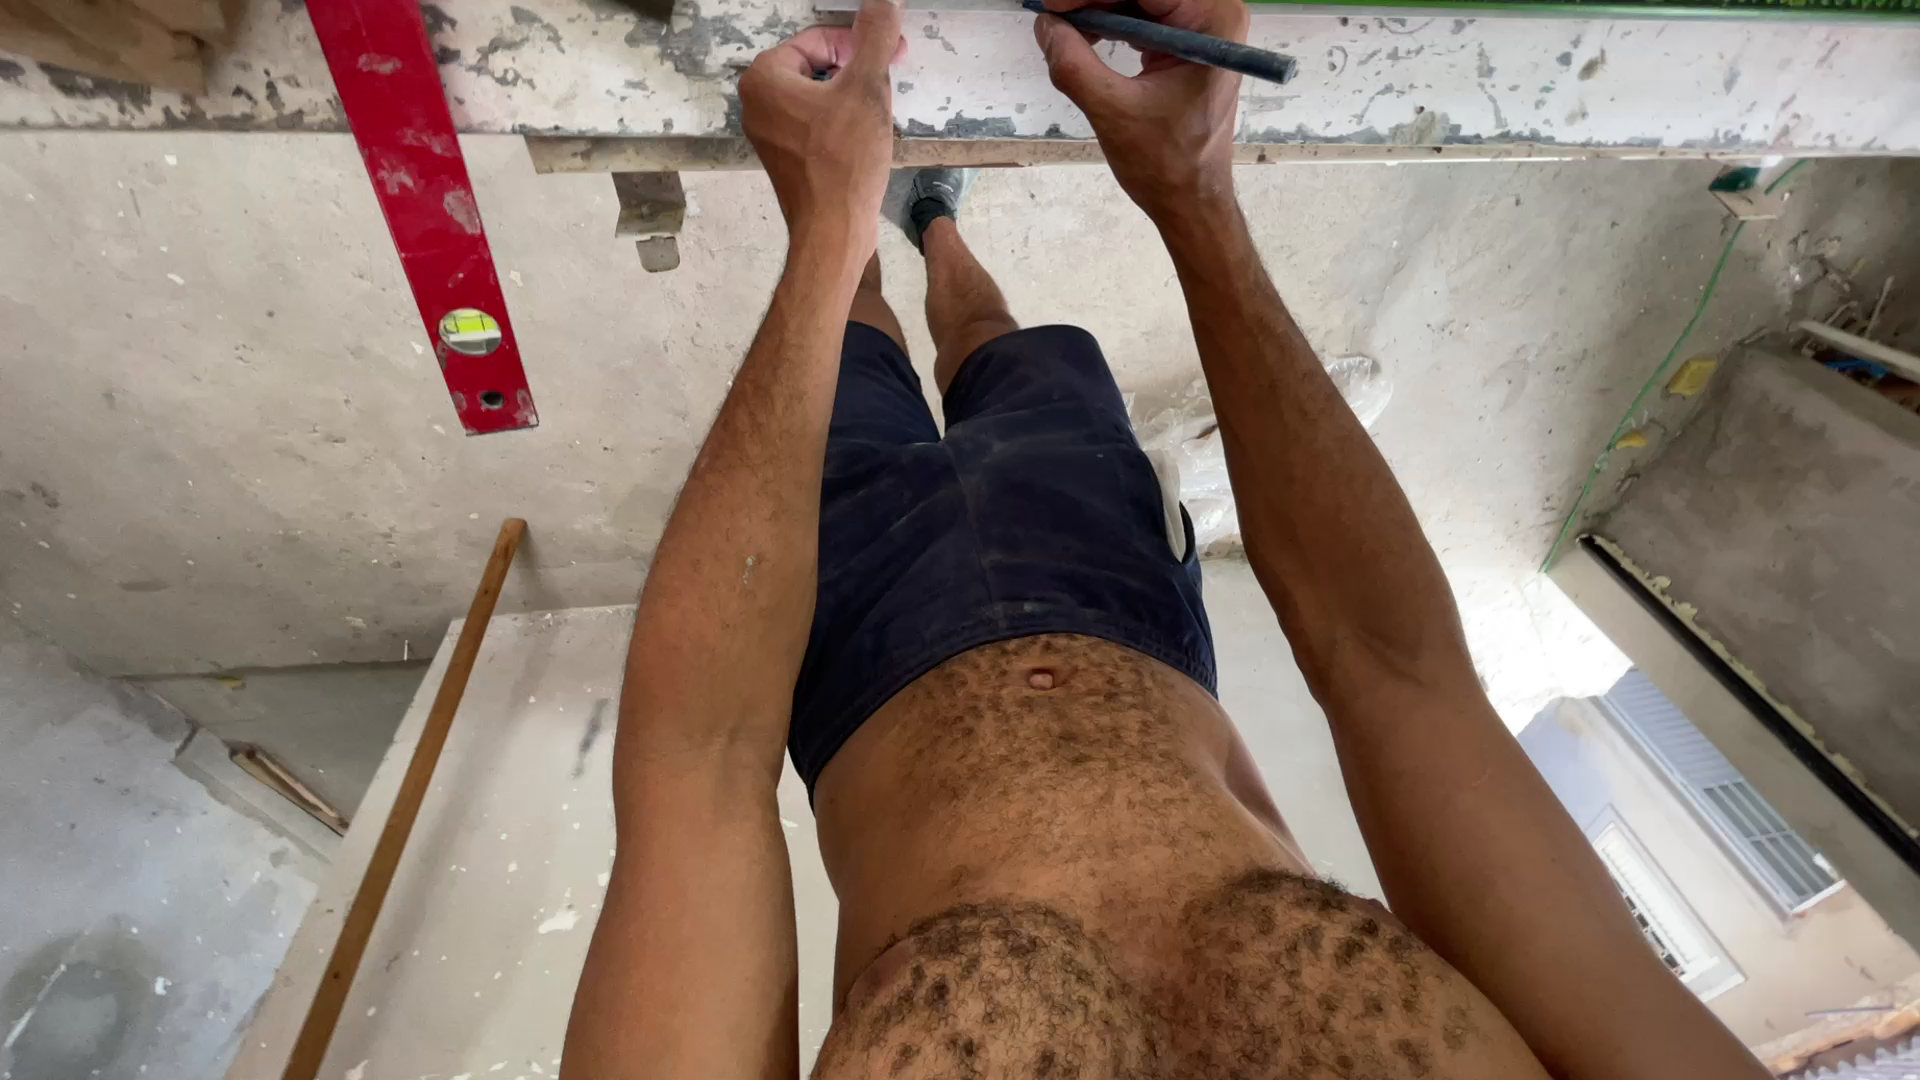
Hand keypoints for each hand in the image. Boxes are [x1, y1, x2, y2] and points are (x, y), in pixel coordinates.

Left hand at [739, 0, 905, 263]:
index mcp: (764, 78)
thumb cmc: (844, 163)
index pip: (819, 41)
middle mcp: (757, 106)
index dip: (861, 47)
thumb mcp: (866, 89)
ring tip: (877, 123)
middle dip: (857, 78)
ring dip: (854, 105)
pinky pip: (817, 133)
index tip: (893, 58)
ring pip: (821, 103)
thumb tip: (885, 0)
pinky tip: (864, 148)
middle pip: (819, 71)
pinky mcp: (787, 166)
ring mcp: (770, 139)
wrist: (834, 234)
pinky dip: (842, 132)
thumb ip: (875, 37)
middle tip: (885, 94)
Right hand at [1032, 0, 1247, 222]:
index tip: (1050, 3)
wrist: (1191, 202)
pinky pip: (1147, 20)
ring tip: (1065, 32)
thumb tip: (1044, 26)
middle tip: (1052, 16)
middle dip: (1095, 1)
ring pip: (1142, 2)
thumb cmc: (1164, 165)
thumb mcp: (1112, 113)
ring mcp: (1203, 29)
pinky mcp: (1189, 46)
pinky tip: (1087, 40)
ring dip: (1101, 11)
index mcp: (1210, 20)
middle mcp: (1214, 14)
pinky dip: (1114, 26)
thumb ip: (1074, 65)